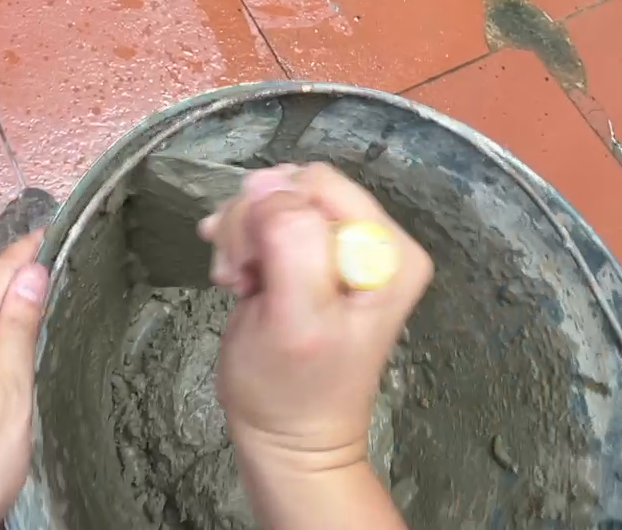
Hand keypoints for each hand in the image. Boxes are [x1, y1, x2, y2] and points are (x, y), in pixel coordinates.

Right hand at [200, 164, 431, 480]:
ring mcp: (339, 244)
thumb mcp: (294, 319)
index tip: (254, 266)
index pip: (317, 185)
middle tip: (242, 274)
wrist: (285, 438)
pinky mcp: (308, 251)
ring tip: (238, 279)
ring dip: (240, 233)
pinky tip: (233, 271)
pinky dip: (238, 238)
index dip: (272, 214)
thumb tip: (266, 184)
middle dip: (252, 222)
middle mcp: (372, 238)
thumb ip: (290, 243)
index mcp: (388, 250)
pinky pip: (263, 214)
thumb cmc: (290, 391)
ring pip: (271, 196)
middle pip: (292, 186)